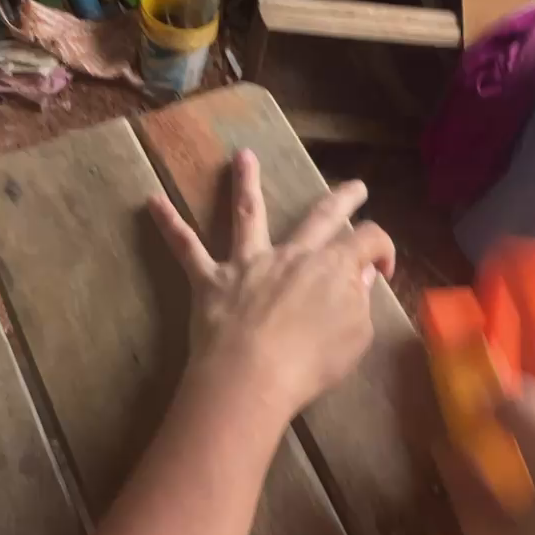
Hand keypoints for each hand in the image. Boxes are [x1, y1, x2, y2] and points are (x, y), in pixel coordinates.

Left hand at [148, 149, 394, 423]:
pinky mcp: (211, 281)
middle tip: (355, 187)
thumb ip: (359, 301)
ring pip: (248, 214)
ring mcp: (249, 264)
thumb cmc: (310, 364)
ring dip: (247, 183)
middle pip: (320, 216)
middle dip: (342, 199)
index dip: (382, 250)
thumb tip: (361, 275)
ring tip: (244, 157)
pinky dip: (169, 224)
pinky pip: (186, 248)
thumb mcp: (355, 337)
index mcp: (332, 267)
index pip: (368, 241)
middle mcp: (291, 254)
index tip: (382, 272)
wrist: (252, 376)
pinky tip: (152, 202)